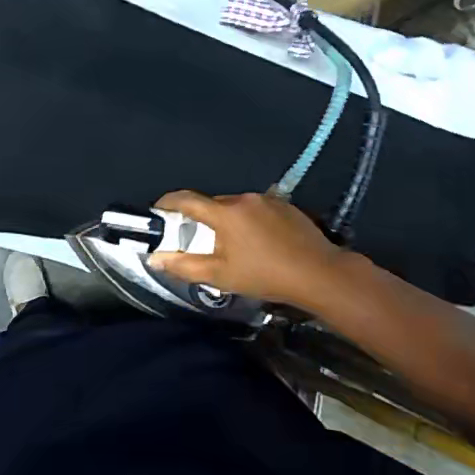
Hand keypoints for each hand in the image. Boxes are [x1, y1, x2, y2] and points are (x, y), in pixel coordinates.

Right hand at [149, 190, 348, 308]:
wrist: (319, 274)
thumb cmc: (265, 276)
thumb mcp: (220, 276)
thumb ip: (184, 265)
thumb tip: (155, 258)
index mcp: (224, 213)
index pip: (186, 199)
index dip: (167, 203)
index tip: (157, 212)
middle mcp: (244, 198)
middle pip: (211, 205)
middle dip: (200, 220)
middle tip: (197, 242)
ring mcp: (267, 200)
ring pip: (235, 207)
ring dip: (226, 222)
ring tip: (231, 247)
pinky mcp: (286, 206)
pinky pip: (256, 210)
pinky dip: (248, 222)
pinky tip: (257, 244)